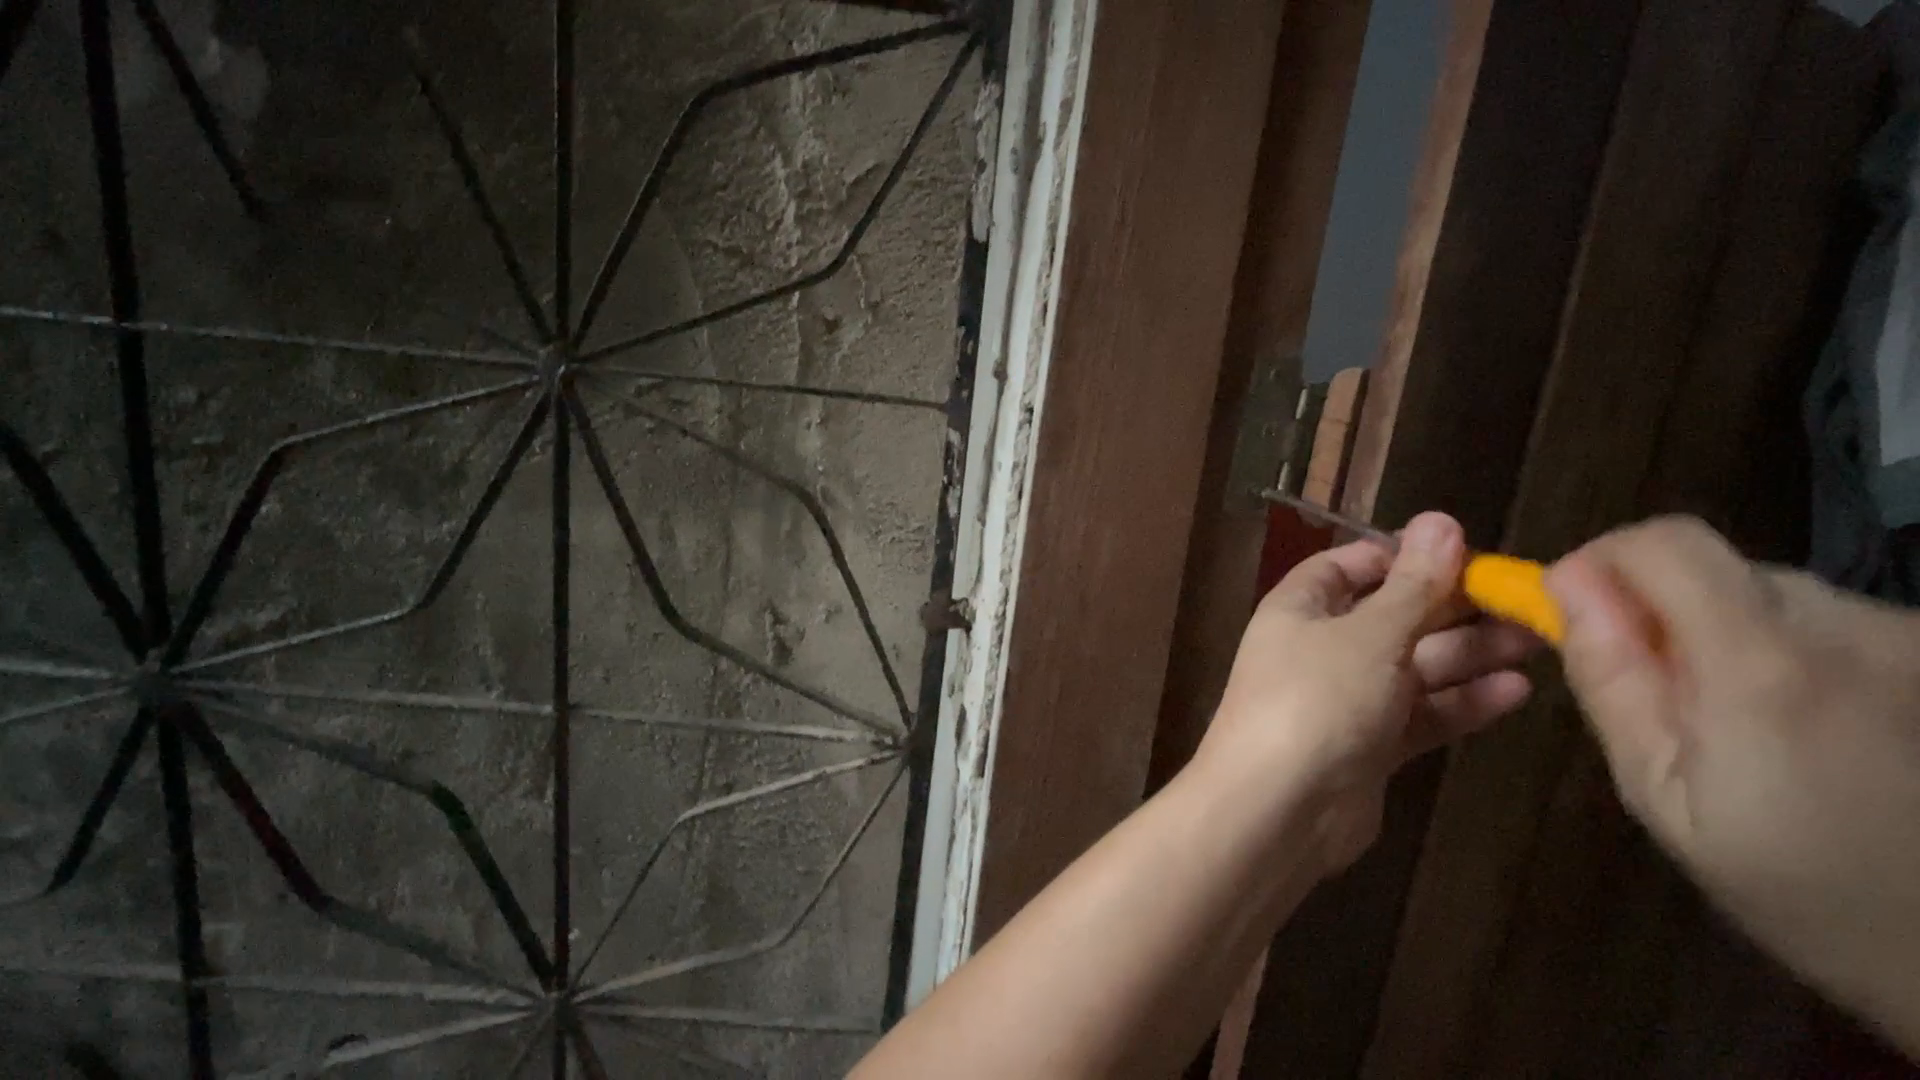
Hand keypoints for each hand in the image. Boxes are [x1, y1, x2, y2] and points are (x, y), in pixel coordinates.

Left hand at [1202, 513, 1538, 868]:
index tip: (1463, 553)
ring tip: (1538, 641)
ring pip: (1414, 666)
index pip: (1348, 567)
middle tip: (1526, 601)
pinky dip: (1461, 703)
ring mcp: (1344, 700)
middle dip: (1454, 607)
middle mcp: (1319, 648)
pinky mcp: (1369, 747)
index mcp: (1300, 608)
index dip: (1400, 557)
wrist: (1277, 808)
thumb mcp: (1370, 634)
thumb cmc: (1316, 700)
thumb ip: (1413, 584)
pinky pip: (1420, 714)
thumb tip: (1441, 520)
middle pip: (1392, 616)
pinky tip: (1516, 692)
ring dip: (1469, 653)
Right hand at [1548, 517, 1919, 1053]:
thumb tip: (1564, 584)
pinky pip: (1825, 620)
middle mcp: (1849, 628)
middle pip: (1715, 567)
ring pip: (1769, 591)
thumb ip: (1611, 680)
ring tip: (1737, 721)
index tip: (1574, 614)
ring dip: (1726, 631)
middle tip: (1655, 694)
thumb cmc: (1788, 882)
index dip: (1601, 561)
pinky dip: (1785, 650)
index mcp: (1764, 664)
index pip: (1664, 543)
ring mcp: (1907, 637)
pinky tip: (1803, 724)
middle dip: (1661, 610)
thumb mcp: (1660, 792)